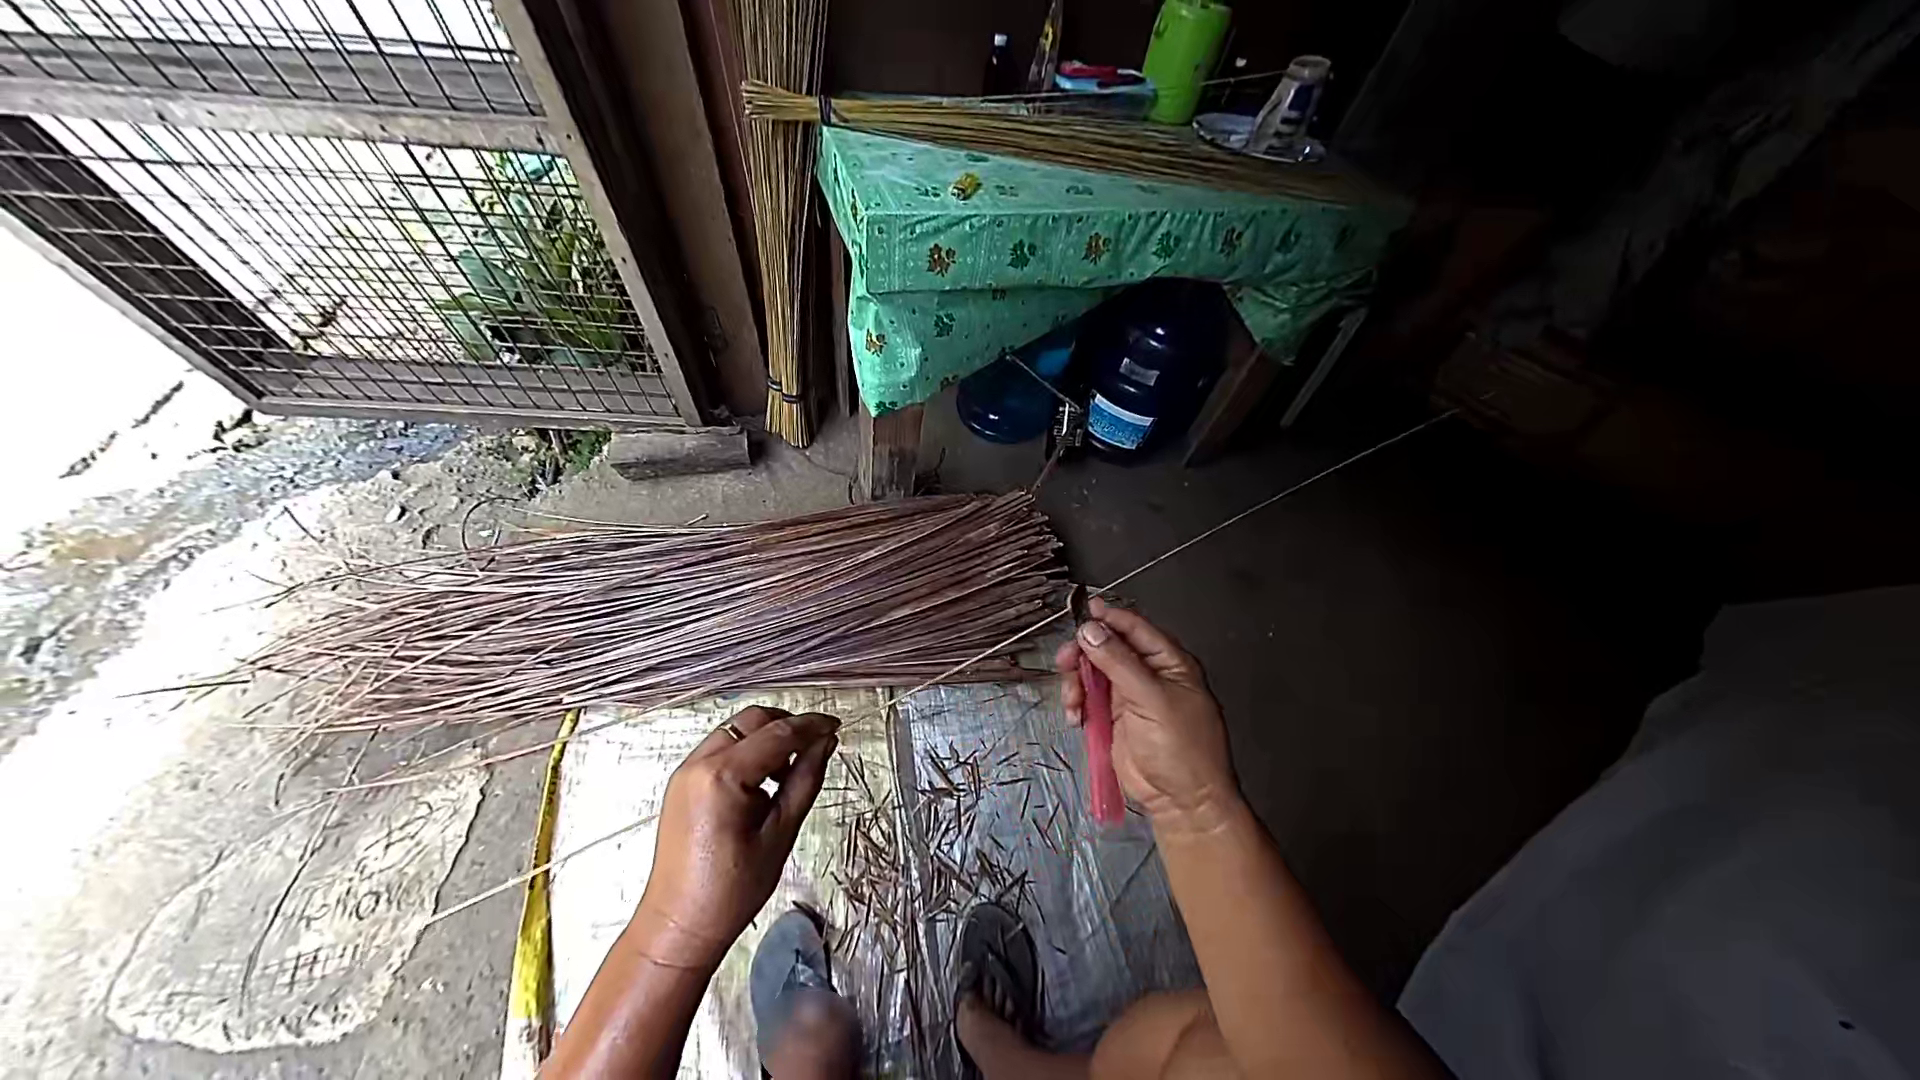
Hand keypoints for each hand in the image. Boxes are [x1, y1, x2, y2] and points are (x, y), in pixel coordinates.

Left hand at [631, 706, 838, 968]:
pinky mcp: (682, 783)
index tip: (835, 727)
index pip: (778, 733)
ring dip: (767, 737)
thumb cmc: (732, 889)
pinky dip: (747, 750)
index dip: (811, 726)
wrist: (679, 926)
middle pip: (753, 720)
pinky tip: (765, 778)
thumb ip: (805, 778)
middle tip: (816, 743)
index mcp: (723, 776)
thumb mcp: (781, 832)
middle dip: (788, 724)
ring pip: (736, 730)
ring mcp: (686, 771)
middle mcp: (699, 763)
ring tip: (792, 767)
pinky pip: (721, 749)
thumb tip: (825, 742)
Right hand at [1056, 597, 1236, 836]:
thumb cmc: (1181, 748)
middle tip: (1066, 661)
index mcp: (1168, 662)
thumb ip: (1118, 662)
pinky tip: (1076, 718)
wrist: (1180, 800)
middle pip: (1106, 648)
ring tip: (1074, 701)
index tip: (1084, 611)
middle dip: (1083, 653)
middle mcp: (1146, 674)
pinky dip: (1076, 705)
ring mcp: (1128, 696)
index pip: (1134, 629)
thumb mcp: (1151, 698)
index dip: (1109, 618)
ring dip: (1076, 683)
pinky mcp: (1112, 718)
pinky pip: (1086, 699)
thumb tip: (1090, 630)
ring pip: (1091, 673)